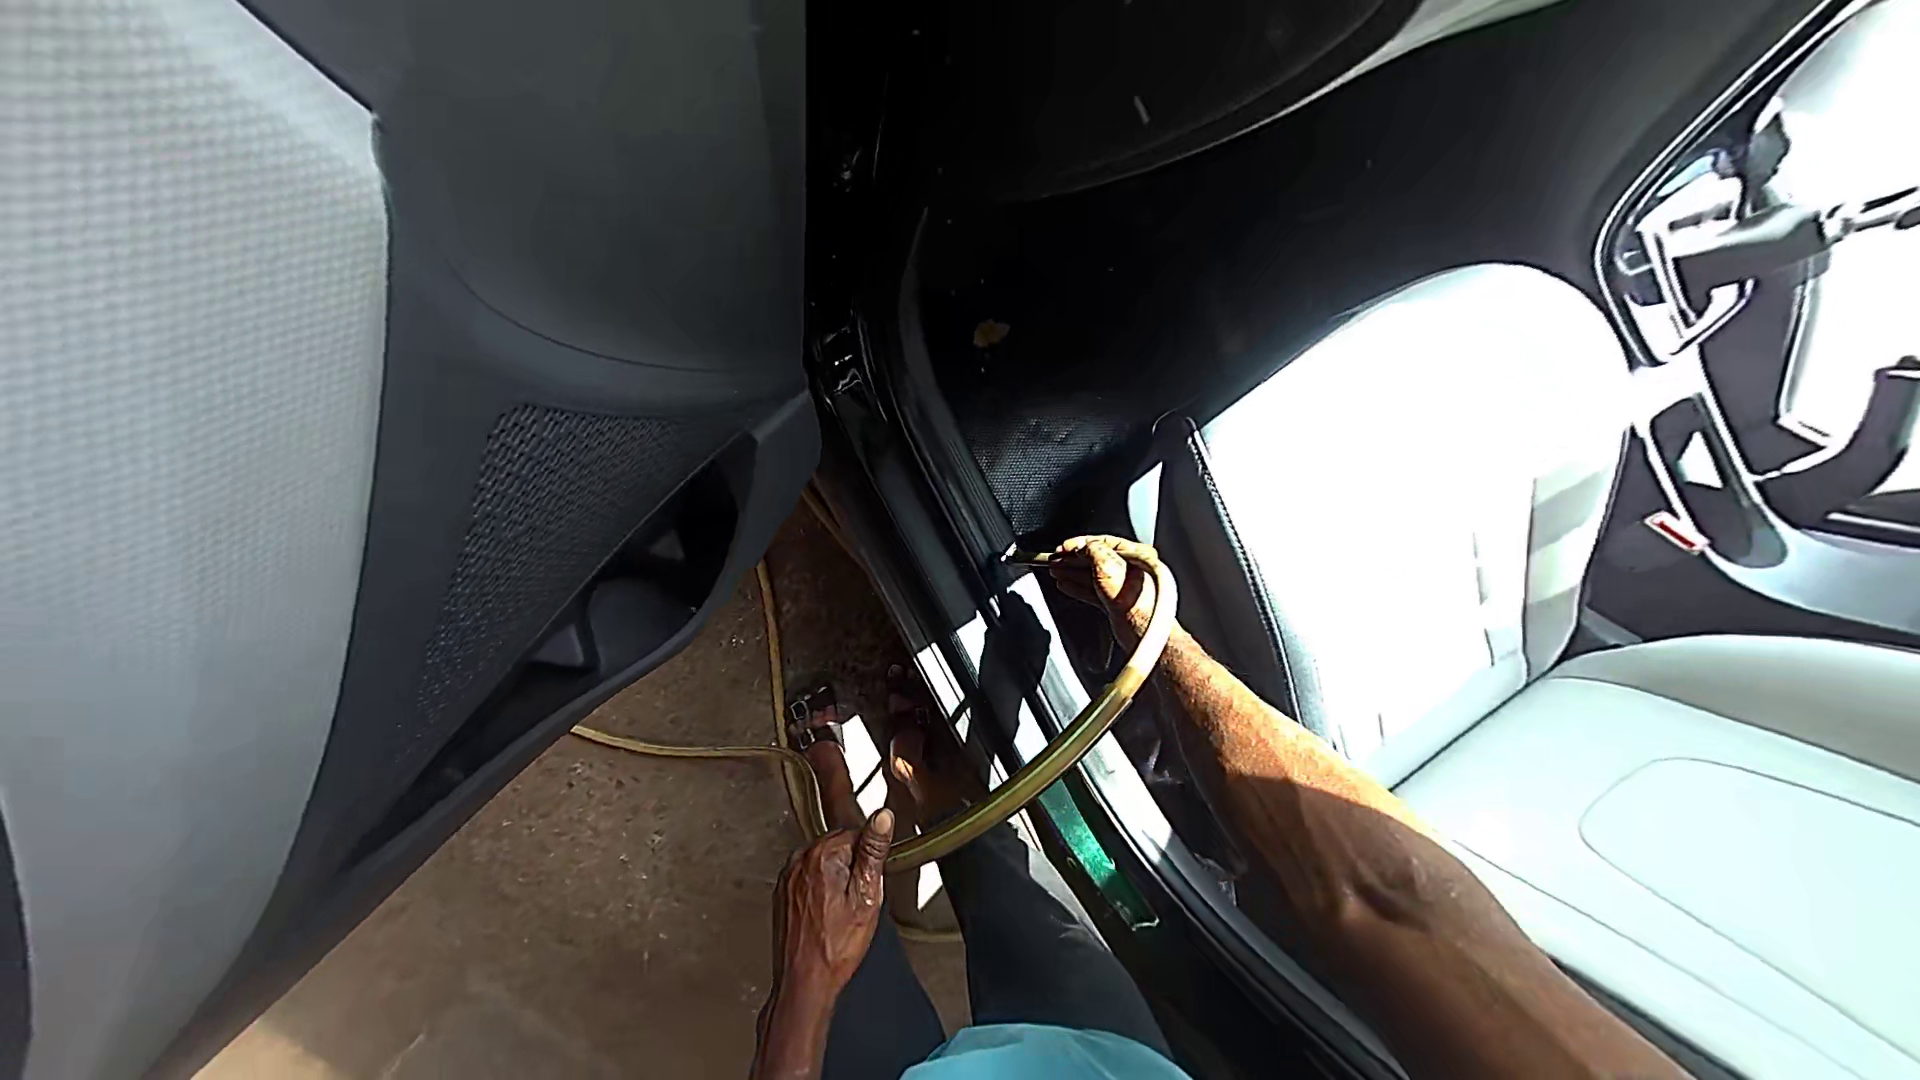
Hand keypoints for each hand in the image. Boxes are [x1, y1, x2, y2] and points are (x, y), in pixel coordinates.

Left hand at [753, 809, 894, 1079]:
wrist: (804, 984)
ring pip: (823, 862)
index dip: (868, 860)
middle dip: (851, 866)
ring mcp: (788, 876)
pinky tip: (825, 914)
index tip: (866, 883)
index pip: (857, 834)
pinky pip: (808, 877)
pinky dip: (819, 890)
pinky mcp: (782, 891)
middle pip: (838, 845)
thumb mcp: (867, 896)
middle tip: (856, 900)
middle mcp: (800, 859)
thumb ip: (874, 850)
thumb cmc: (835, 947)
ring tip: (840, 910)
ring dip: (835, 878)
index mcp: (822, 854)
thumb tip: (882, 817)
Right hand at [1048, 535, 1160, 646]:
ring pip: (1091, 575)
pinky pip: (1092, 591)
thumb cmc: (1137, 599)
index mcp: (1136, 554)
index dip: (1080, 544)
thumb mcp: (1109, 565)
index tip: (1064, 547)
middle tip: (1055, 559)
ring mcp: (1123, 587)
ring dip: (1071, 572)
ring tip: (1056, 570)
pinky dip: (1077, 587)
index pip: (1103, 542)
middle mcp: (1131, 569)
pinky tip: (1065, 585)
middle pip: (1095, 559)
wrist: (1142, 630)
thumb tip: (1083, 546)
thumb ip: (1094, 550)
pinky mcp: (1115, 603)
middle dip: (1072, 559)